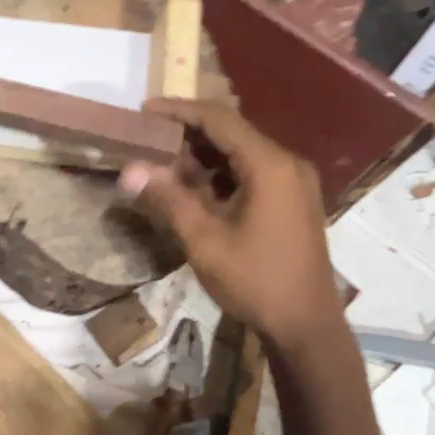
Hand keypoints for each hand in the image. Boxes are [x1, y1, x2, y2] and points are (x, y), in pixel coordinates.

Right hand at [119, 99, 343, 350]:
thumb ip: (168, 199)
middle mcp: (286, 163)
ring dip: (202, 154)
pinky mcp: (291, 199)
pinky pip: (251, 171)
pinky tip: (191, 187)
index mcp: (269, 165)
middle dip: (187, 132)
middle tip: (146, 137)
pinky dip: (220, 173)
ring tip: (160, 162)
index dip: (179, 110)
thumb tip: (130, 170)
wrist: (305, 323)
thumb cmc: (255, 281)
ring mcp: (292, 181)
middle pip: (232, 131)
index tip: (143, 110)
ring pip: (240, 152)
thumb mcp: (204, 240)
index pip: (220, 119)